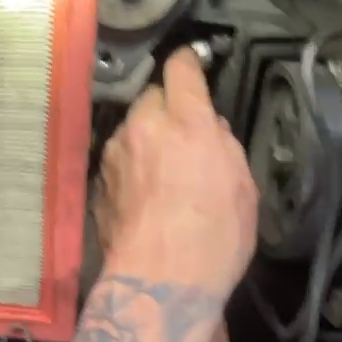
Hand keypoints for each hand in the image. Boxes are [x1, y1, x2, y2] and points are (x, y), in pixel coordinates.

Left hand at [94, 47, 257, 297]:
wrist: (160, 280)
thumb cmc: (215, 236)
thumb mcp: (242, 186)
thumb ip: (223, 144)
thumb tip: (210, 128)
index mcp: (186, 122)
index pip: (180, 70)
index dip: (186, 62)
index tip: (189, 62)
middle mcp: (144, 127)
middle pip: (151, 98)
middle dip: (166, 109)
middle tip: (183, 134)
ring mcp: (115, 152)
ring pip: (131, 128)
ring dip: (145, 138)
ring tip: (163, 171)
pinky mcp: (99, 179)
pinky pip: (118, 158)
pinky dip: (130, 165)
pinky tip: (144, 193)